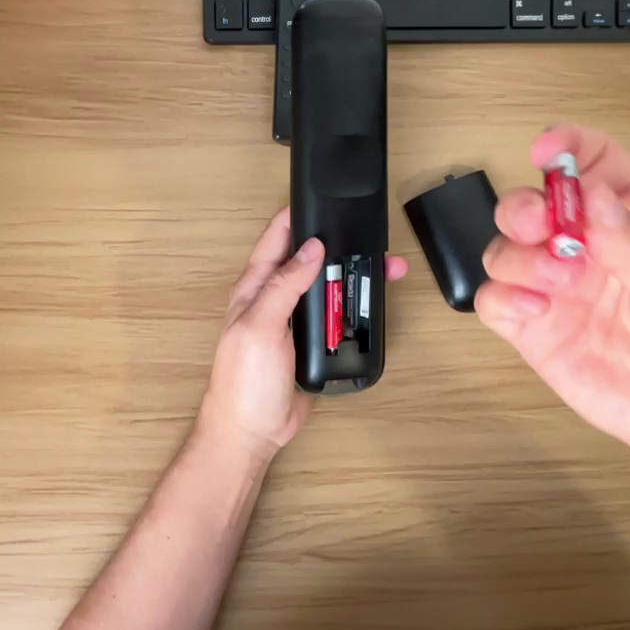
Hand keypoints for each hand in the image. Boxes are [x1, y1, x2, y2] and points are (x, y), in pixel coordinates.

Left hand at [198, 208, 407, 459]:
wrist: (252, 432)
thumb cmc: (243, 382)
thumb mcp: (259, 327)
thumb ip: (283, 286)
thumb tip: (310, 249)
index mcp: (254, 290)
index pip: (276, 240)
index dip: (297, 217)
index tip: (325, 198)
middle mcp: (273, 300)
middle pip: (310, 262)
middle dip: (340, 247)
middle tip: (374, 240)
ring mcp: (293, 322)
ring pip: (327, 288)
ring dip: (352, 277)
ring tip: (386, 269)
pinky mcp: (310, 344)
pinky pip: (335, 317)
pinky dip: (354, 306)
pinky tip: (372, 302)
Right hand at [476, 125, 629, 461]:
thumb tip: (589, 199)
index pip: (596, 165)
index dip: (567, 149)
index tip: (546, 152)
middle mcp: (591, 249)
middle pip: (534, 206)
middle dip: (523, 208)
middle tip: (537, 227)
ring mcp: (559, 290)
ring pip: (505, 251)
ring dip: (516, 257)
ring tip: (555, 283)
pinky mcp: (535, 332)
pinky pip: (494, 302)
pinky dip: (500, 299)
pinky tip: (533, 311)